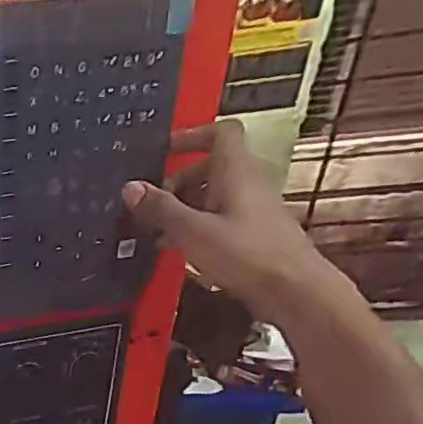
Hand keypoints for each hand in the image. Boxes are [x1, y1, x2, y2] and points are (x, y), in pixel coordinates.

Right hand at [123, 120, 355, 318]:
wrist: (291, 290)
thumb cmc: (245, 254)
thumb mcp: (193, 232)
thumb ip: (161, 209)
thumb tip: (131, 188)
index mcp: (236, 171)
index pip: (220, 133)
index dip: (192, 136)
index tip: (165, 152)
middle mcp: (248, 183)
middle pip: (210, 168)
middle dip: (178, 183)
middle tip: (151, 206)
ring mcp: (253, 209)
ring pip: (214, 196)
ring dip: (185, 209)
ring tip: (158, 232)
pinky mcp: (254, 234)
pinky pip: (221, 219)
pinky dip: (198, 227)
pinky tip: (179, 250)